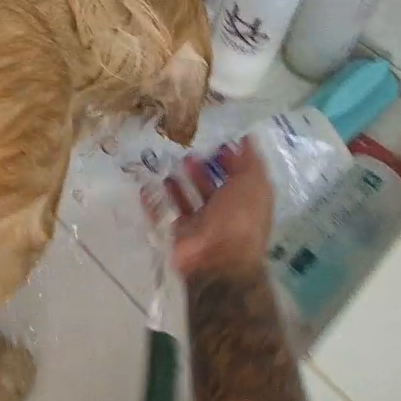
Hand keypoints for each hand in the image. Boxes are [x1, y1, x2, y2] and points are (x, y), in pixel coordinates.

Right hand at [164, 139, 274, 278]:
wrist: (217, 263)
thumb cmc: (239, 220)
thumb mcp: (254, 185)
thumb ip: (250, 162)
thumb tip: (248, 137)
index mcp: (244, 204)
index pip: (236, 178)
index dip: (228, 161)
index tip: (213, 141)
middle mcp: (223, 216)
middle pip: (209, 189)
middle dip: (199, 170)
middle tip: (185, 151)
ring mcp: (198, 227)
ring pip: (185, 200)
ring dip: (175, 182)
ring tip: (166, 163)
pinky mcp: (176, 234)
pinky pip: (161, 213)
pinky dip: (152, 200)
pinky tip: (146, 184)